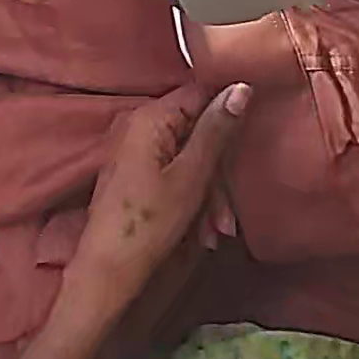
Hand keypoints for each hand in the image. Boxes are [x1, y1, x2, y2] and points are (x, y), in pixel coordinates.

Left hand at [57, 82, 251, 331]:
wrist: (106, 272)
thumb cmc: (149, 222)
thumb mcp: (192, 176)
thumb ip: (216, 130)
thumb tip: (241, 86)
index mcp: (149, 117)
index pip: (199, 93)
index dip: (228, 110)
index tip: (252, 132)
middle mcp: (138, 124)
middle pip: (196, 131)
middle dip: (219, 172)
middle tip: (229, 213)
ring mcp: (134, 149)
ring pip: (188, 157)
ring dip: (209, 193)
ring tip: (217, 231)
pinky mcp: (134, 172)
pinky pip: (173, 172)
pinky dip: (191, 198)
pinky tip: (203, 232)